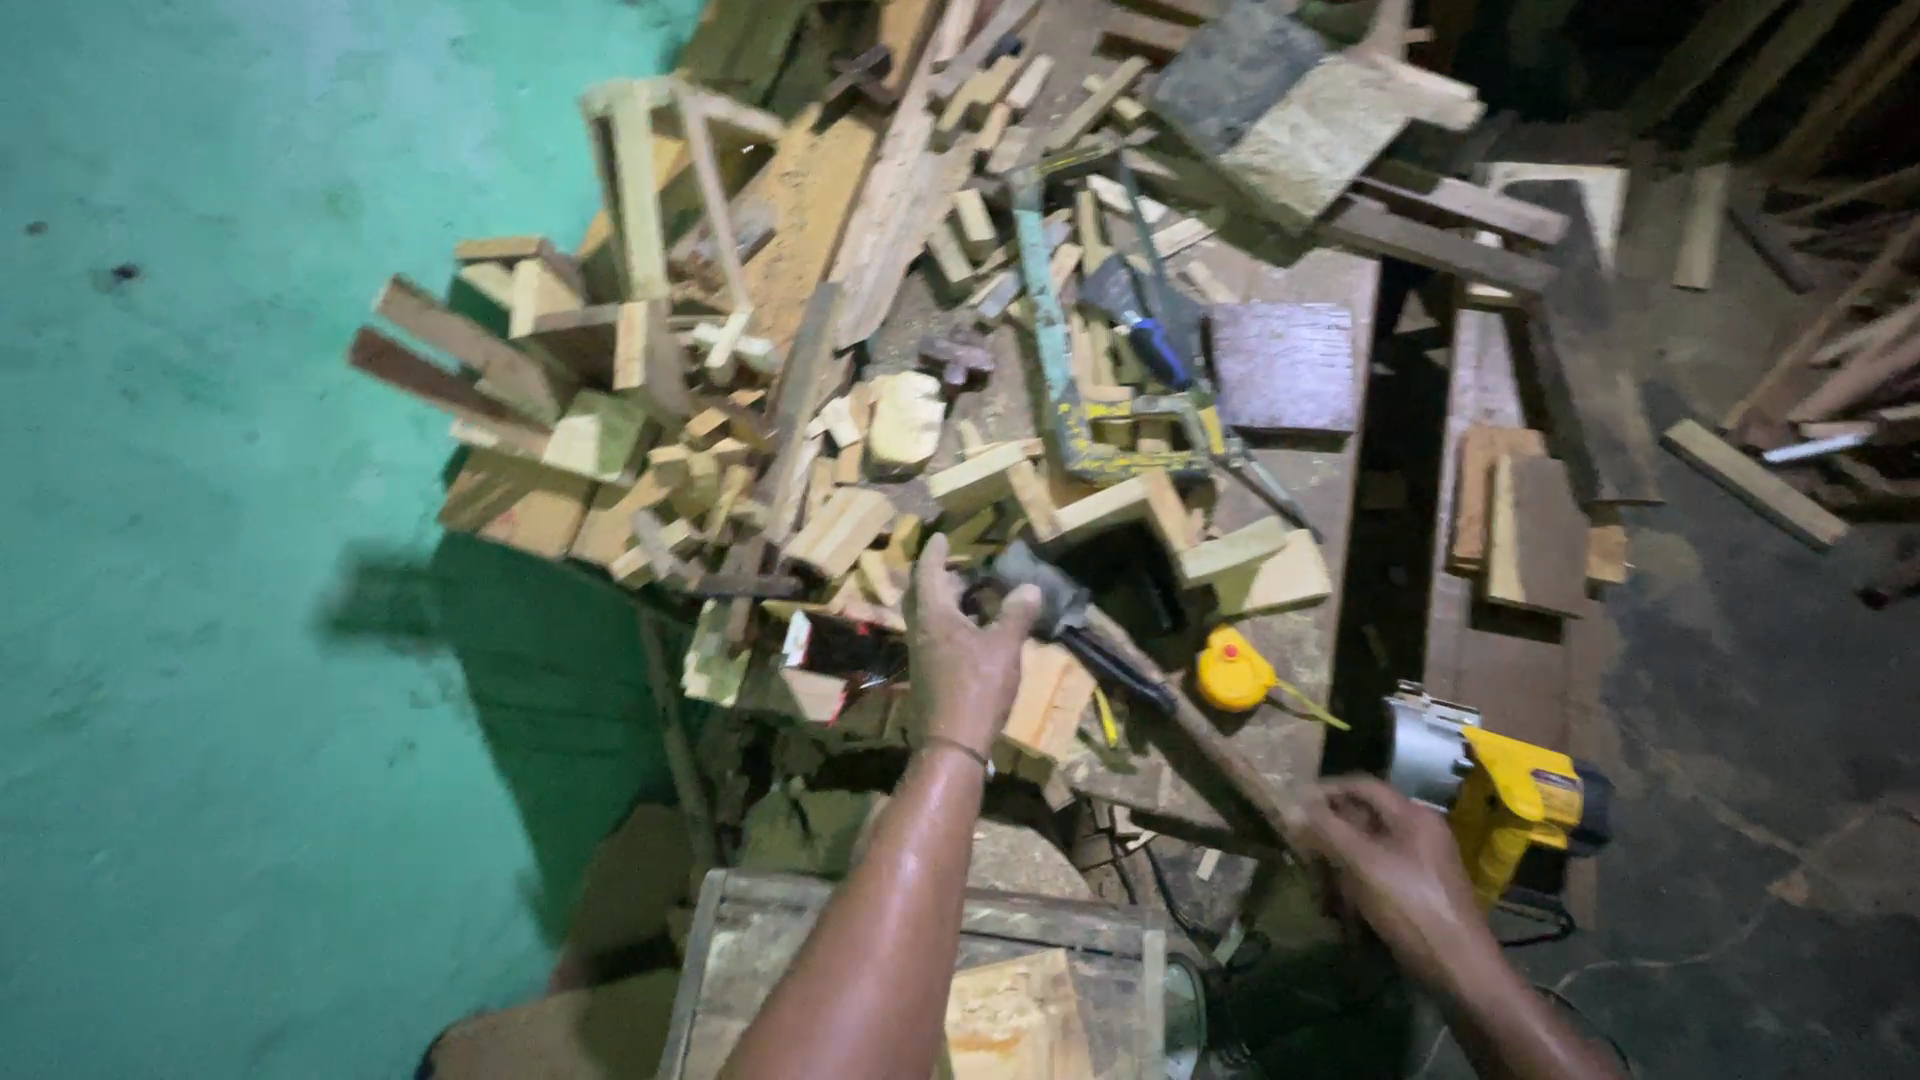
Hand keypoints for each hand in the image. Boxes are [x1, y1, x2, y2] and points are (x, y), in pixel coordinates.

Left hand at [906, 534, 1042, 756]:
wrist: (952, 744)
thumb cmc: (977, 688)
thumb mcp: (1004, 647)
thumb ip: (1016, 614)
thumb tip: (1031, 588)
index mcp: (933, 617)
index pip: (928, 573)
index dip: (934, 553)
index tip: (940, 537)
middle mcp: (920, 632)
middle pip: (924, 595)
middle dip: (941, 578)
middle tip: (963, 568)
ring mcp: (921, 656)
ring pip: (930, 618)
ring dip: (949, 603)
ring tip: (976, 597)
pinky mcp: (928, 676)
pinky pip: (937, 637)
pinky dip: (953, 625)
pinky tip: (975, 634)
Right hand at [1287, 776, 1500, 993]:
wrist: (1459, 968)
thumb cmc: (1409, 905)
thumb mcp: (1361, 862)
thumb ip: (1326, 828)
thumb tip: (1295, 804)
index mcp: (1412, 815)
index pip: (1362, 785)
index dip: (1326, 790)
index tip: (1296, 804)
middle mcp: (1420, 831)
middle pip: (1363, 817)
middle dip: (1330, 834)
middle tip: (1305, 850)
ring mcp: (1421, 861)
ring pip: (1367, 847)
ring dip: (1339, 863)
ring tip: (1321, 888)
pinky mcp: (1420, 888)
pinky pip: (1378, 871)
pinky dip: (1356, 882)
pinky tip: (1342, 907)